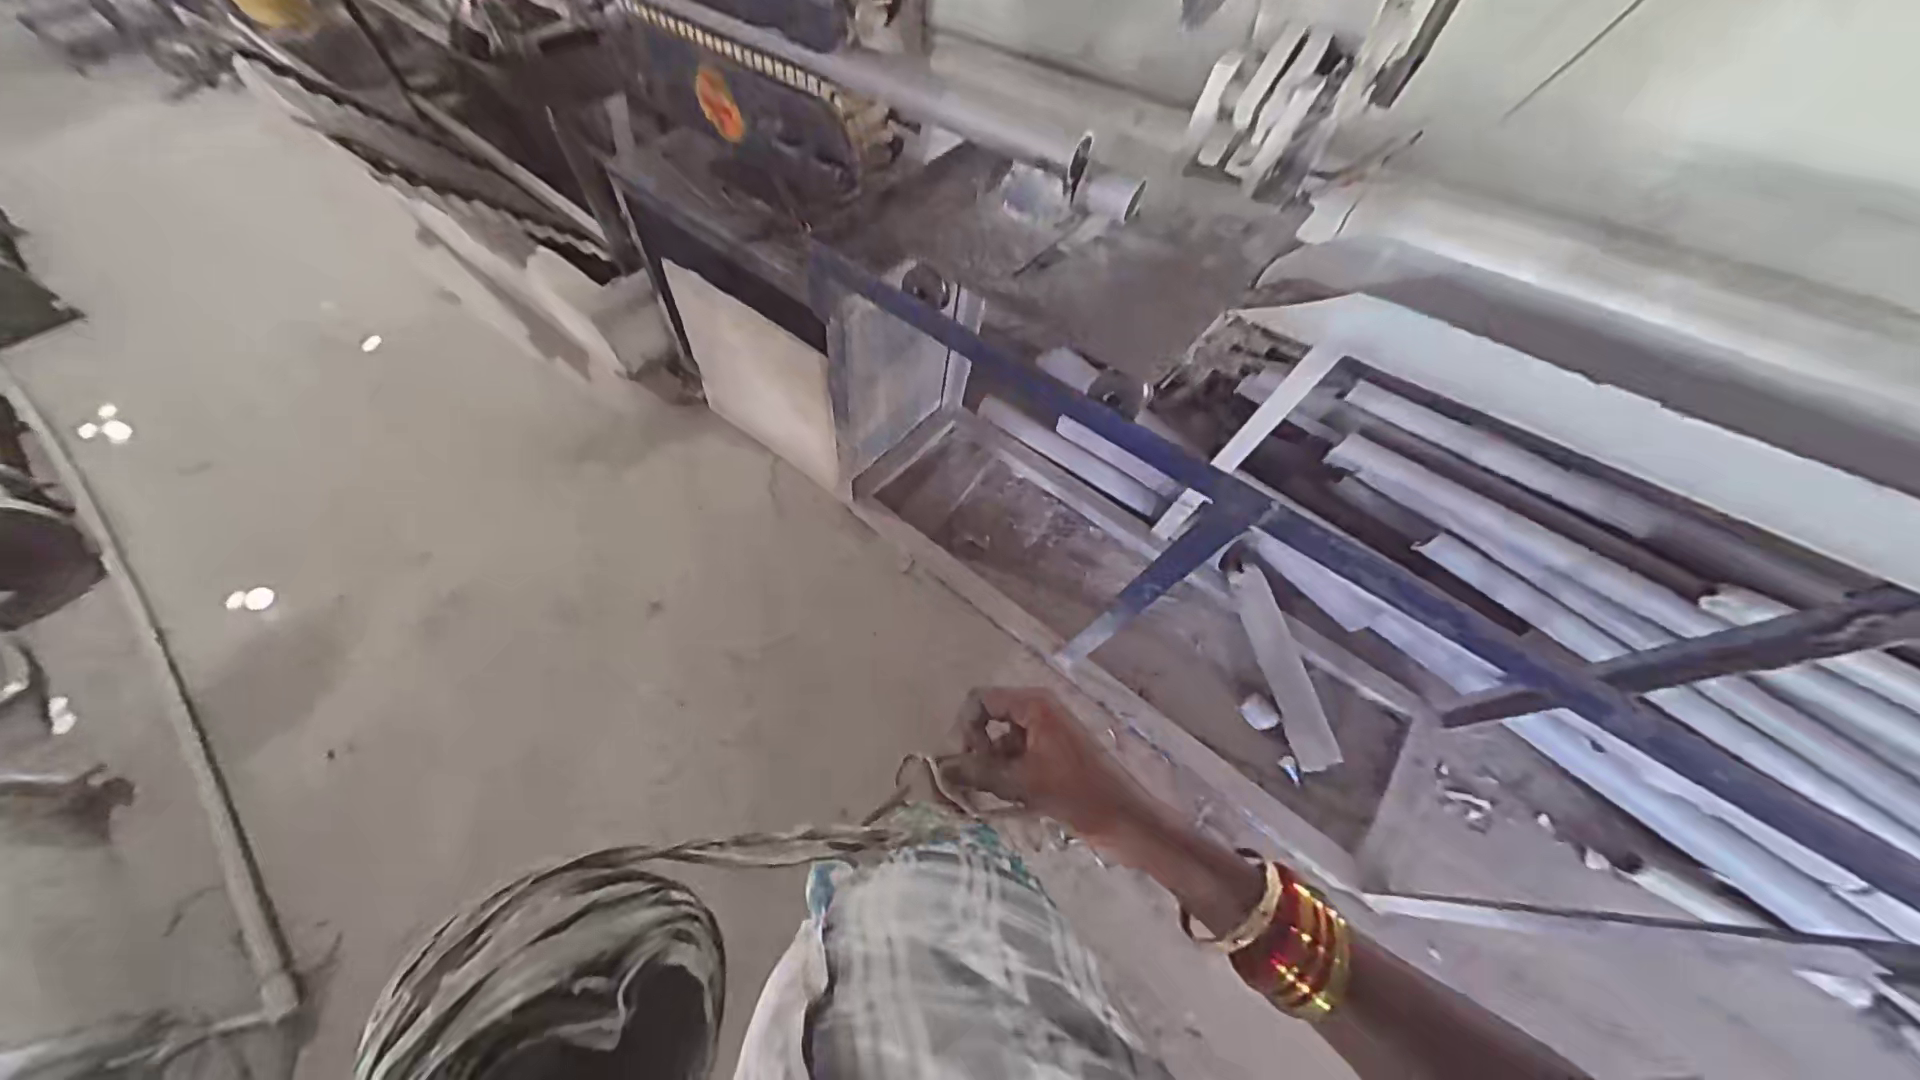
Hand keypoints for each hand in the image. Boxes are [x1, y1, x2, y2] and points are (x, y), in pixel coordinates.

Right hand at [939, 687, 1153, 837]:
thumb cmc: (1077, 792)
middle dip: (977, 750)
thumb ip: (977, 772)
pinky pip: (1015, 757)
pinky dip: (1007, 776)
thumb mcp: (1022, 782)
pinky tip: (1012, 801)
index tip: (964, 761)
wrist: (1124, 819)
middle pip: (988, 720)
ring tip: (996, 797)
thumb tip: (940, 768)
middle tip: (974, 782)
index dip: (965, 728)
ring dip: (992, 768)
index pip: (980, 700)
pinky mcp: (1050, 755)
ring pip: (1000, 743)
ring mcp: (1045, 733)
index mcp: (1033, 704)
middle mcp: (1037, 710)